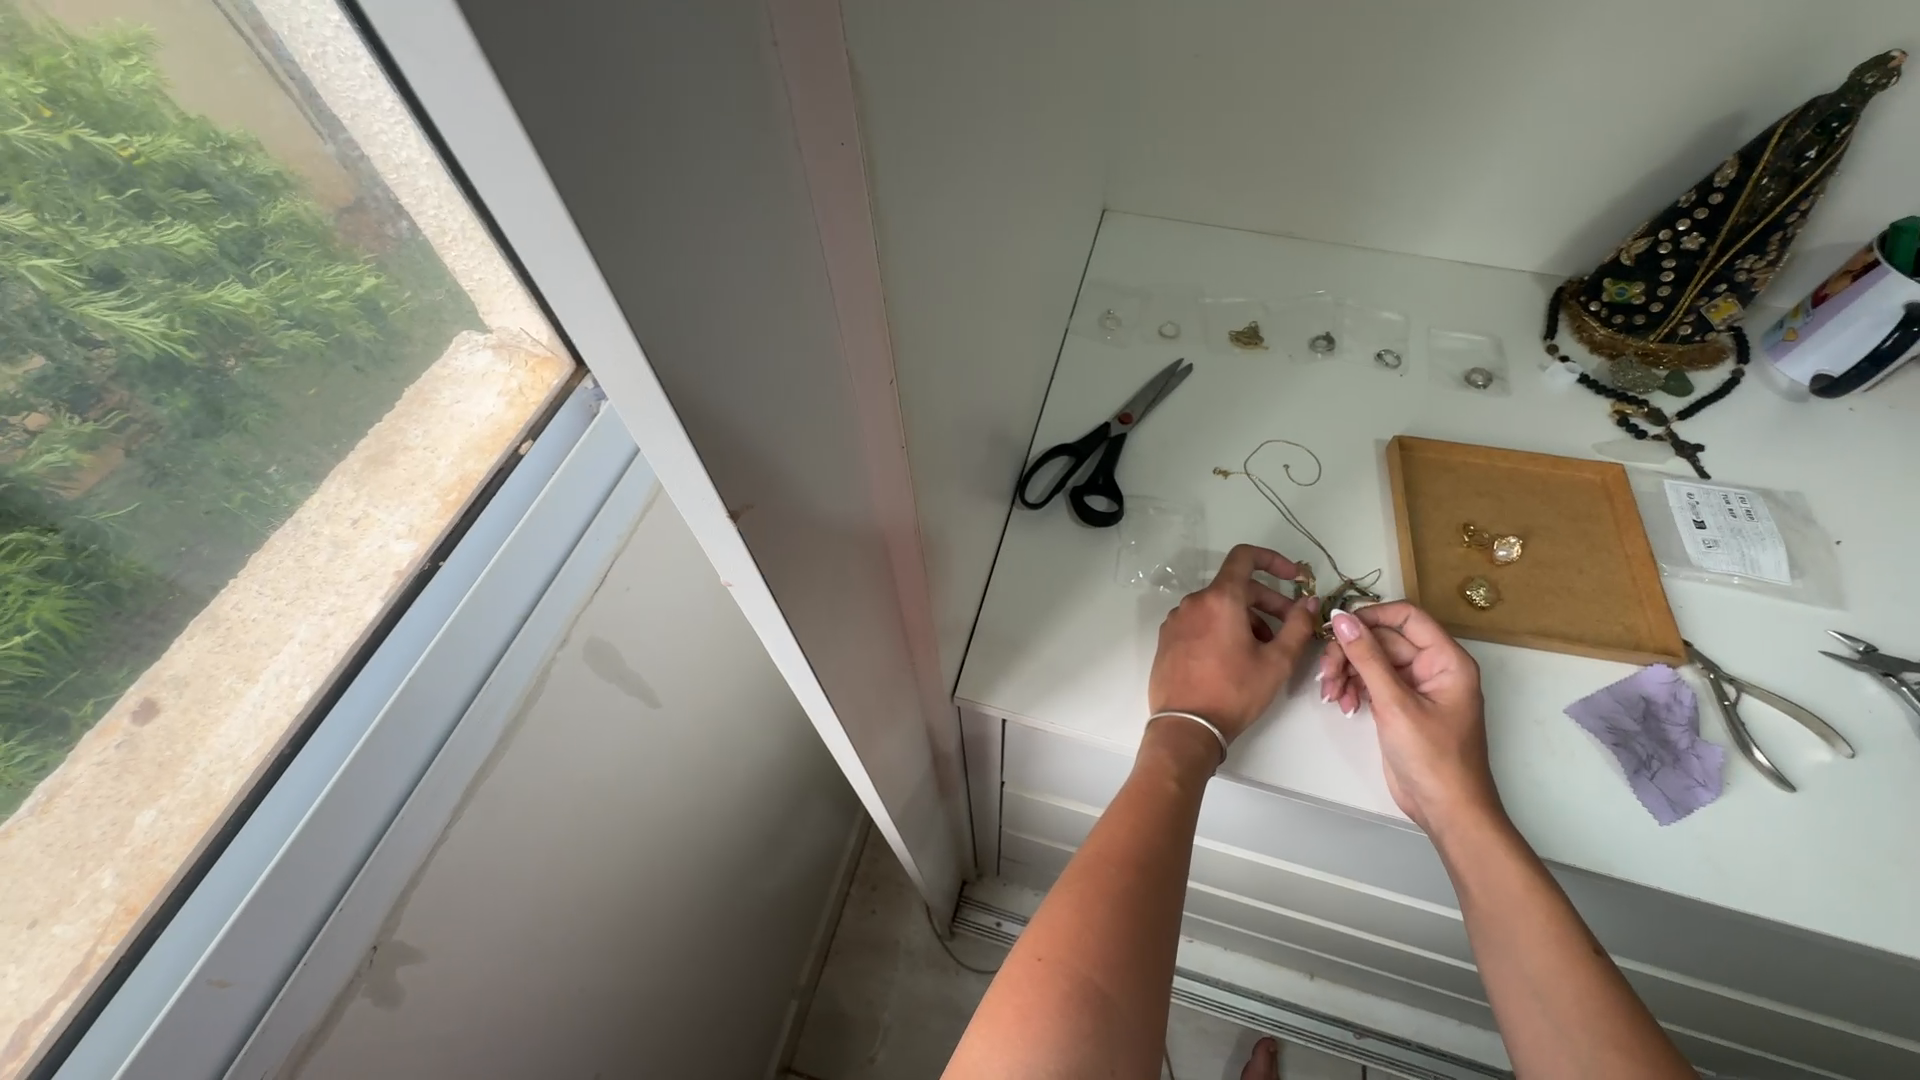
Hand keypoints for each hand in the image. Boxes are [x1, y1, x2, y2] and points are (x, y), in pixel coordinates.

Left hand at [1148, 544, 1318, 742]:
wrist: (1186, 726)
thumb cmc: (1234, 692)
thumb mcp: (1276, 661)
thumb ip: (1298, 626)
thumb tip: (1309, 602)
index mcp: (1219, 599)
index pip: (1244, 557)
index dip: (1272, 560)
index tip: (1293, 577)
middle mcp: (1193, 602)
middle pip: (1236, 587)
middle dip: (1268, 601)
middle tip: (1291, 626)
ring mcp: (1176, 620)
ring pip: (1218, 606)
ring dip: (1246, 618)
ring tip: (1265, 648)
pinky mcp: (1167, 638)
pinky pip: (1200, 621)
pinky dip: (1222, 627)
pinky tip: (1235, 656)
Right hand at [1318, 603, 1500, 831]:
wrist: (1446, 809)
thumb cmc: (1434, 758)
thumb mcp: (1396, 704)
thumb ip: (1366, 657)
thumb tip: (1341, 617)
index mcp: (1446, 660)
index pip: (1406, 616)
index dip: (1370, 616)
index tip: (1337, 629)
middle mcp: (1431, 667)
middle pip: (1381, 640)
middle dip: (1349, 653)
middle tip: (1326, 675)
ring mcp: (1414, 687)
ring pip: (1370, 660)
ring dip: (1346, 672)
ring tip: (1331, 695)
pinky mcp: (1398, 705)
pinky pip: (1369, 681)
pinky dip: (1352, 688)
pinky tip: (1343, 705)